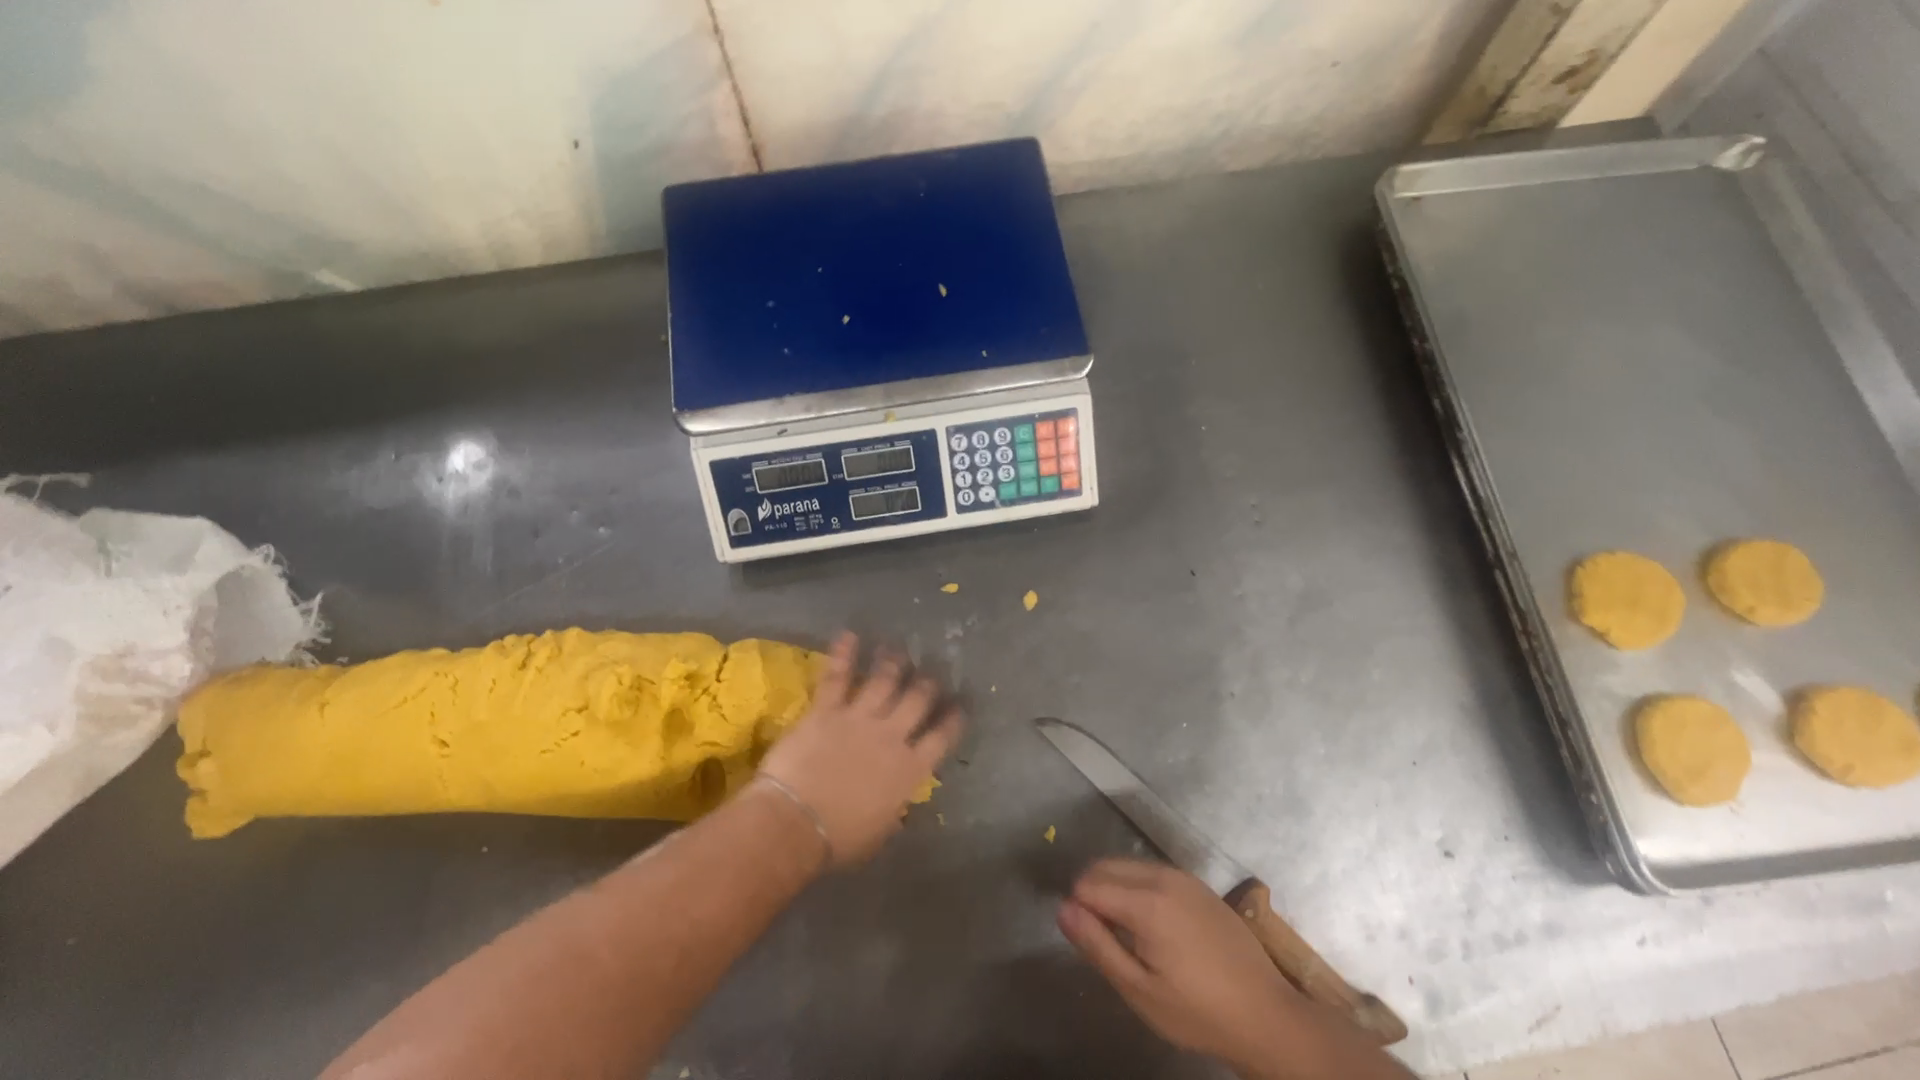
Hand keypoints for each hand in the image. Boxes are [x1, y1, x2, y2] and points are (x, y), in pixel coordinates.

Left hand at [757, 632, 962, 867]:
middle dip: (928, 683)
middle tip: (933, 670)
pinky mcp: (827, 710)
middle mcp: (892, 736)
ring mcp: (859, 718)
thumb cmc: (839, 839)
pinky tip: (850, 634)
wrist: (796, 822)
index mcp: (911, 770)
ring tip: (899, 647)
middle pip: (918, 700)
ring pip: (884, 680)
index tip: (961, 705)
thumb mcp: (881, 830)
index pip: (941, 737)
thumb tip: (900, 799)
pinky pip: (838, 676)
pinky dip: (844, 654)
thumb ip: (896, 806)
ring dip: (894, 661)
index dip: (953, 718)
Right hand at [1058, 859, 1307, 1070]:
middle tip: (1103, 941)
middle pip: (1104, 867)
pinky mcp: (1200, 886)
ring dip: (1114, 890)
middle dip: (1091, 895)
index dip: (1077, 911)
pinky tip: (1152, 928)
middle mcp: (1164, 877)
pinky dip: (1138, 889)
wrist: (1266, 1015)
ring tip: (1125, 937)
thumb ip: (1097, 945)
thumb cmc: (1197, 1010)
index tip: (1091, 943)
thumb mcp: (1138, 989)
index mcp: (1146, 902)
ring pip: (1128, 867)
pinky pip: (1152, 873)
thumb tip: (1062, 909)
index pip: (1087, 884)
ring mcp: (1185, 878)